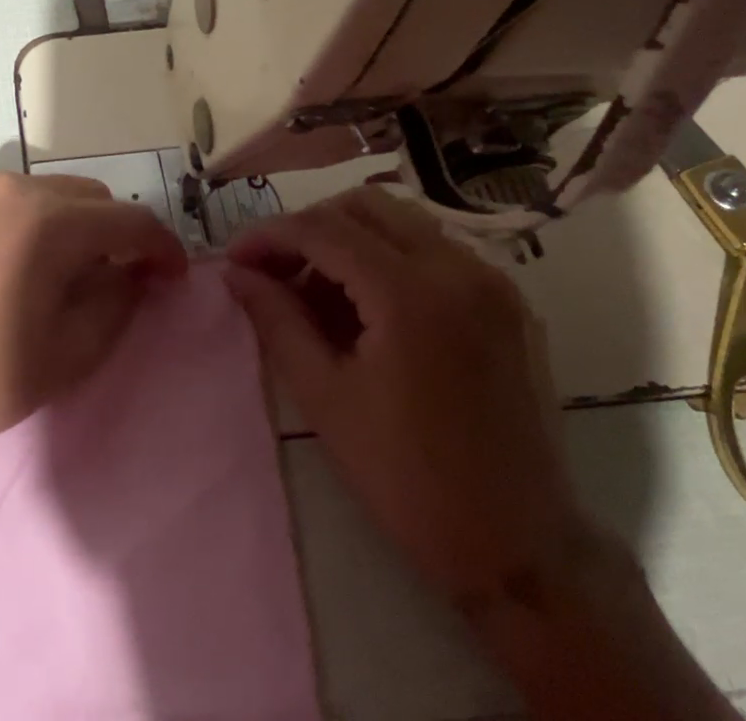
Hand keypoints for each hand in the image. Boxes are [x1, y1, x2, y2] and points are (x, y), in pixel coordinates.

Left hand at [0, 172, 186, 523]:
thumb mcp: (74, 350)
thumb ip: (120, 297)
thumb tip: (135, 269)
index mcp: (43, 220)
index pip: (128, 219)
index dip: (161, 247)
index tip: (172, 275)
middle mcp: (3, 186)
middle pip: (85, 197)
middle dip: (111, 233)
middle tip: (115, 278)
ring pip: (38, 195)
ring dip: (63, 226)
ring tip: (56, 273)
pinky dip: (15, 225)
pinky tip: (3, 268)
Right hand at [222, 187, 592, 603]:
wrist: (511, 539)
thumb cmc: (403, 473)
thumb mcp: (323, 394)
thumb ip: (276, 319)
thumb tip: (236, 274)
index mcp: (412, 293)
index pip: (324, 229)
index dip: (269, 236)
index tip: (234, 261)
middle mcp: (461, 269)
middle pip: (368, 206)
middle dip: (310, 229)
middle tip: (273, 273)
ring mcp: (495, 284)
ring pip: (405, 225)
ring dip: (350, 243)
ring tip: (314, 297)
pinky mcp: (510, 307)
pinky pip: (438, 255)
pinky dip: (390, 263)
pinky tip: (365, 313)